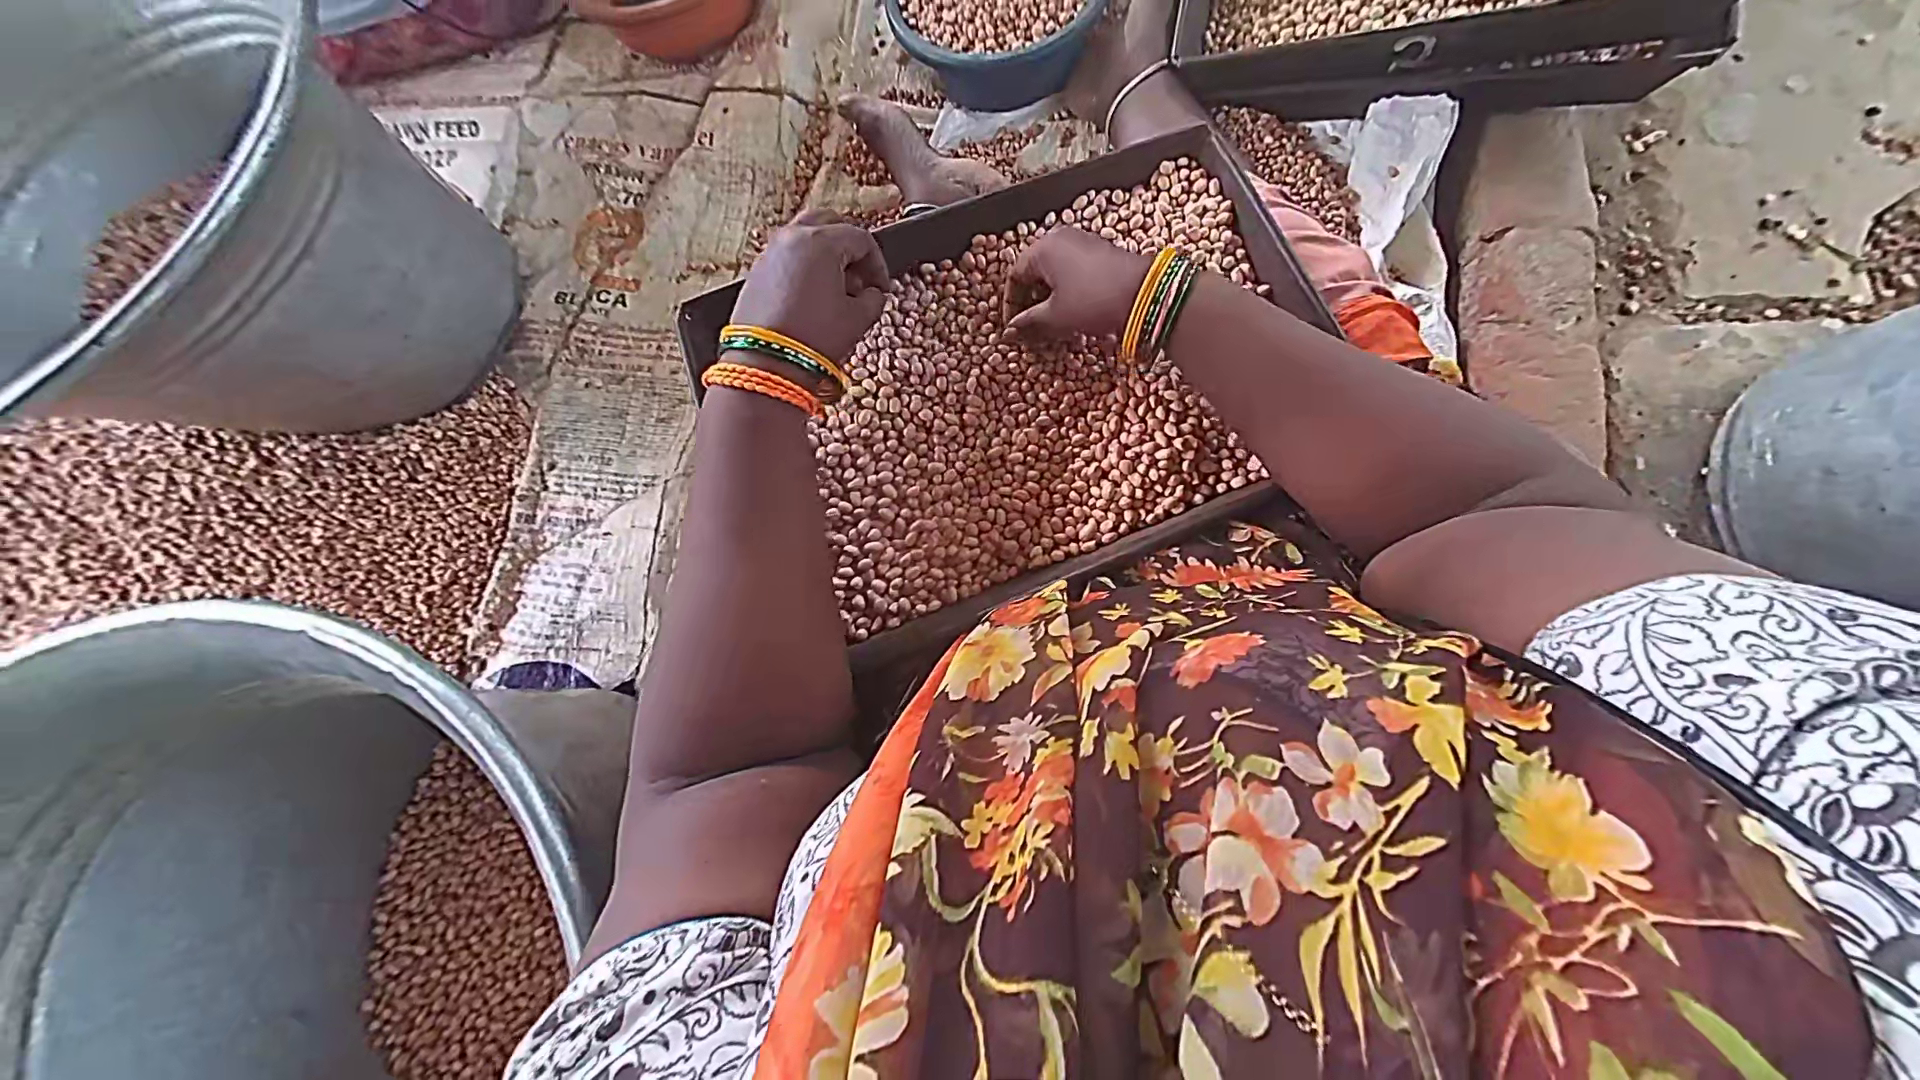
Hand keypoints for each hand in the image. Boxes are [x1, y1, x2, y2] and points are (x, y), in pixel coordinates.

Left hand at [732, 209, 889, 361]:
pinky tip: (814, 299)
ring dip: (827, 257)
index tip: (881, 287)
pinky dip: (805, 269)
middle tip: (861, 278)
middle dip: (850, 250)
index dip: (878, 264)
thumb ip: (874, 299)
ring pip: (806, 239)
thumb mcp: (858, 319)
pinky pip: (788, 259)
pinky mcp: (757, 272)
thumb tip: (873, 294)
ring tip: (838, 292)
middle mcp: (792, 238)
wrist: (768, 361)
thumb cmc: (812, 337)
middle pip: (830, 225)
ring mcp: (770, 253)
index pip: (861, 239)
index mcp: (821, 241)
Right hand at [1002, 226, 1152, 341]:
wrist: (1145, 294)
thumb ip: (1028, 323)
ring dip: (1048, 300)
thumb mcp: (1055, 317)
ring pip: (1054, 274)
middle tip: (1030, 328)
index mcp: (1043, 248)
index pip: (1014, 276)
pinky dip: (1066, 293)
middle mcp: (1061, 239)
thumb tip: (1009, 333)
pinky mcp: (1100, 254)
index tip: (1013, 327)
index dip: (1010, 305)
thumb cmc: (1093, 301)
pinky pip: (1072, 273)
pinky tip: (1072, 315)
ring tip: (1051, 325)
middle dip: (1030, 303)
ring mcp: (1082, 243)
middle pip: (1033, 273)